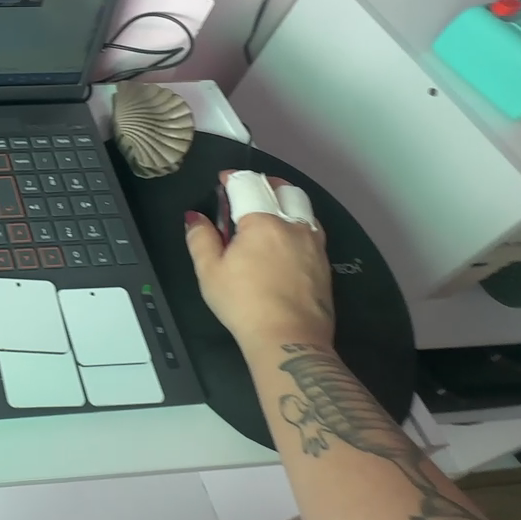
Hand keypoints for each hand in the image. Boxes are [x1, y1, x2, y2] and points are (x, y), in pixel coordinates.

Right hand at [184, 170, 335, 352]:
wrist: (289, 341)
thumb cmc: (245, 304)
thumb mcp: (208, 270)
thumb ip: (200, 237)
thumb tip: (196, 218)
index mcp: (263, 222)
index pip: (247, 184)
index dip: (231, 178)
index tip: (222, 181)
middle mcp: (293, 227)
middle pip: (283, 188)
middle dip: (262, 183)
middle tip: (245, 191)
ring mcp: (314, 245)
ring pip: (303, 207)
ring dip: (283, 201)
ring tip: (266, 212)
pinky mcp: (325, 264)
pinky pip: (312, 229)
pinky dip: (296, 222)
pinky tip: (282, 239)